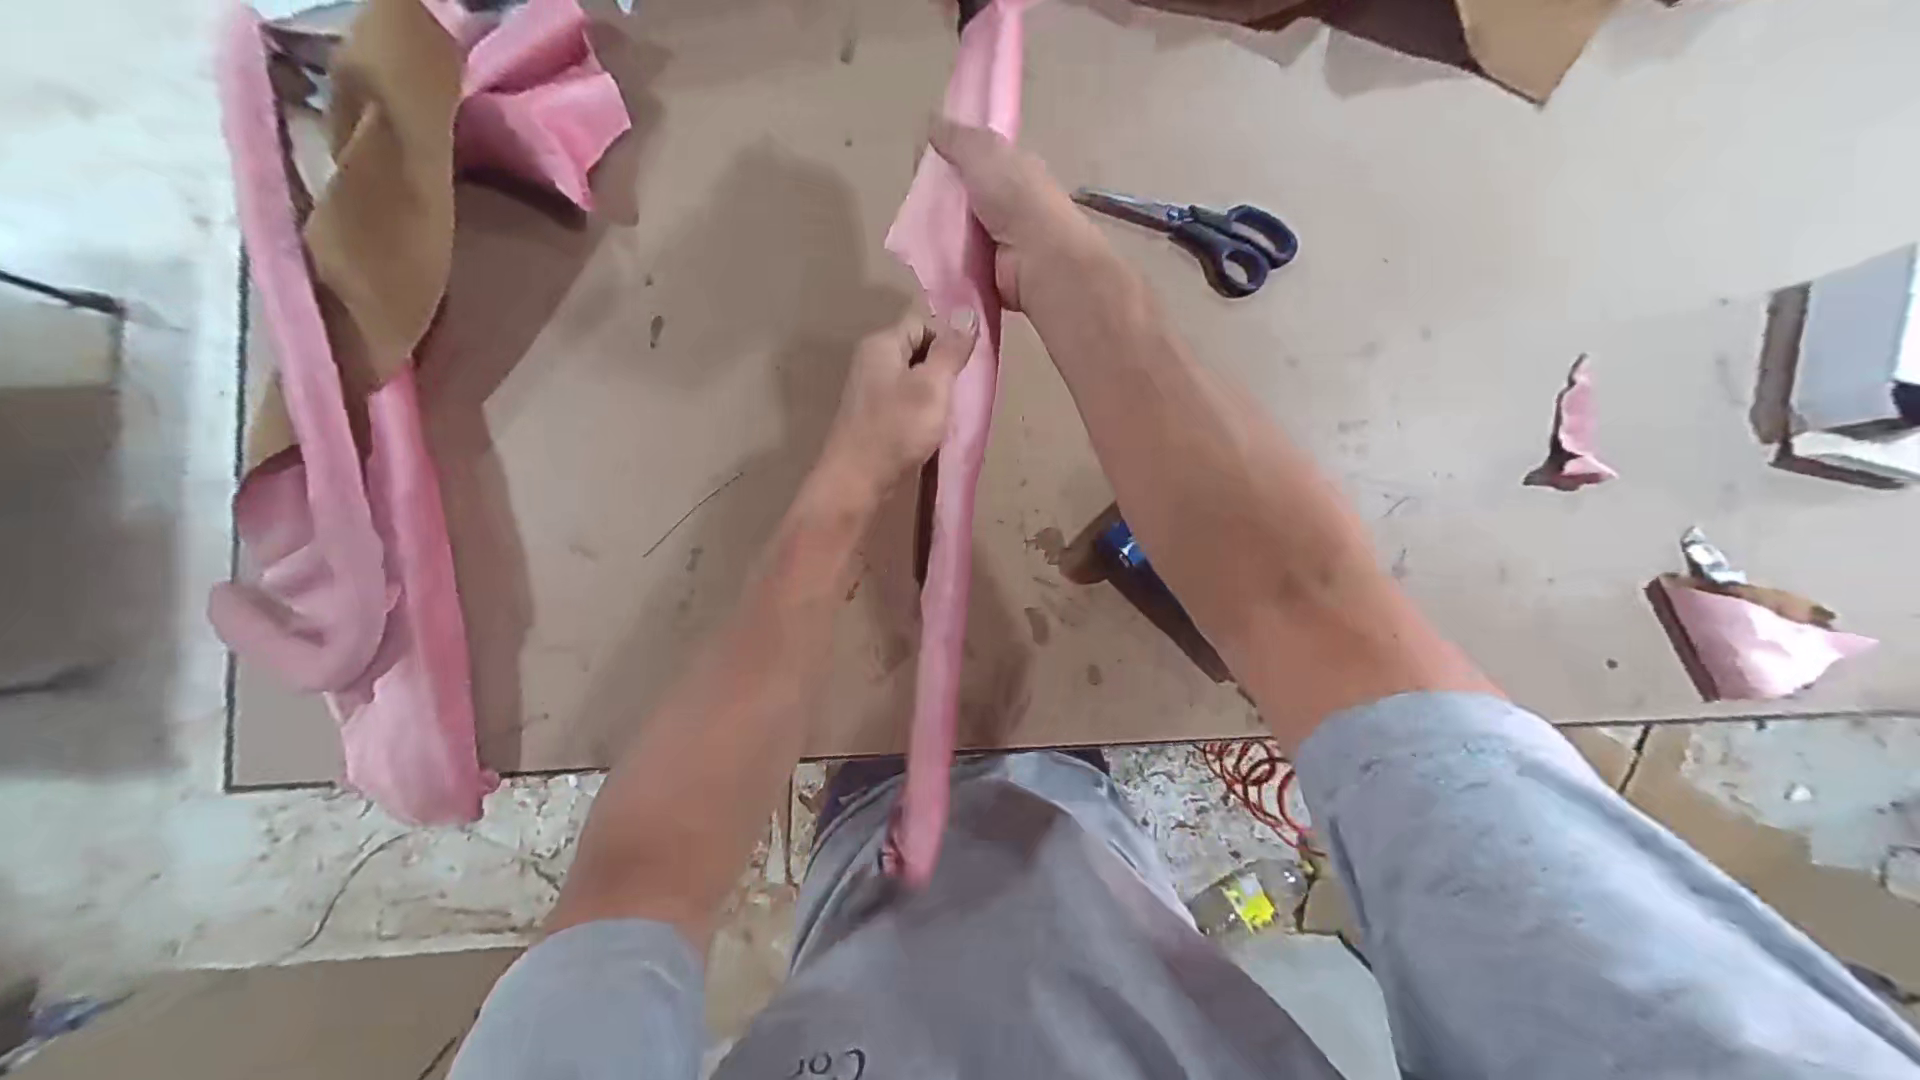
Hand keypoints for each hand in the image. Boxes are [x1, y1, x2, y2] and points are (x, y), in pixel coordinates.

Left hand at [817, 310, 976, 504]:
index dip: (949, 339)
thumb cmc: (897, 429)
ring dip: (933, 392)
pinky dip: (920, 411)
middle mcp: (871, 360)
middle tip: (962, 390)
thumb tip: (968, 313)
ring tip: (948, 412)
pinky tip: (930, 428)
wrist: (857, 480)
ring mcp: (869, 390)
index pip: (923, 322)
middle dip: (943, 367)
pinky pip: (903, 401)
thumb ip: (951, 350)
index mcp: (881, 344)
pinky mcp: (872, 416)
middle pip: (917, 349)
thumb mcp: (933, 386)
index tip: (967, 366)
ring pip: (912, 378)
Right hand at [928, 117, 1112, 312]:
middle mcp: (1005, 207)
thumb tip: (931, 121)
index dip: (946, 160)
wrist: (1039, 259)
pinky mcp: (987, 274)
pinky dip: (942, 265)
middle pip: (959, 201)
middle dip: (936, 202)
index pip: (972, 161)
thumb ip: (958, 138)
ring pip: (954, 235)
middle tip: (916, 204)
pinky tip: (927, 260)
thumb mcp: (986, 153)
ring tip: (916, 233)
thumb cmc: (1017, 199)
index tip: (921, 164)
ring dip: (936, 236)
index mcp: (1011, 171)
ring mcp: (996, 243)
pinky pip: (956, 267)